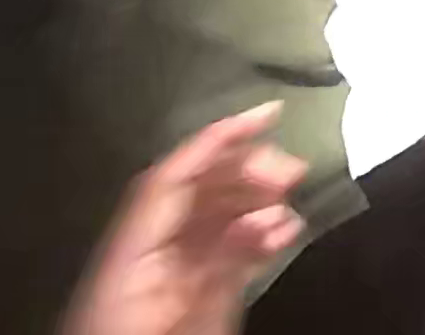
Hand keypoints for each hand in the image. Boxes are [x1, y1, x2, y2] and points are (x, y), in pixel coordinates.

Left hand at [61, 102, 306, 334]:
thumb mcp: (197, 320)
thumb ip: (225, 264)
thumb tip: (265, 216)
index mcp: (130, 252)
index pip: (174, 175)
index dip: (222, 135)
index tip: (272, 111)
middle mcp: (142, 249)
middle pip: (198, 184)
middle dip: (252, 168)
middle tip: (294, 172)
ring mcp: (160, 267)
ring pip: (213, 208)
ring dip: (259, 199)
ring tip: (290, 208)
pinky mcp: (177, 287)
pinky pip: (216, 241)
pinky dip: (252, 230)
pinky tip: (282, 232)